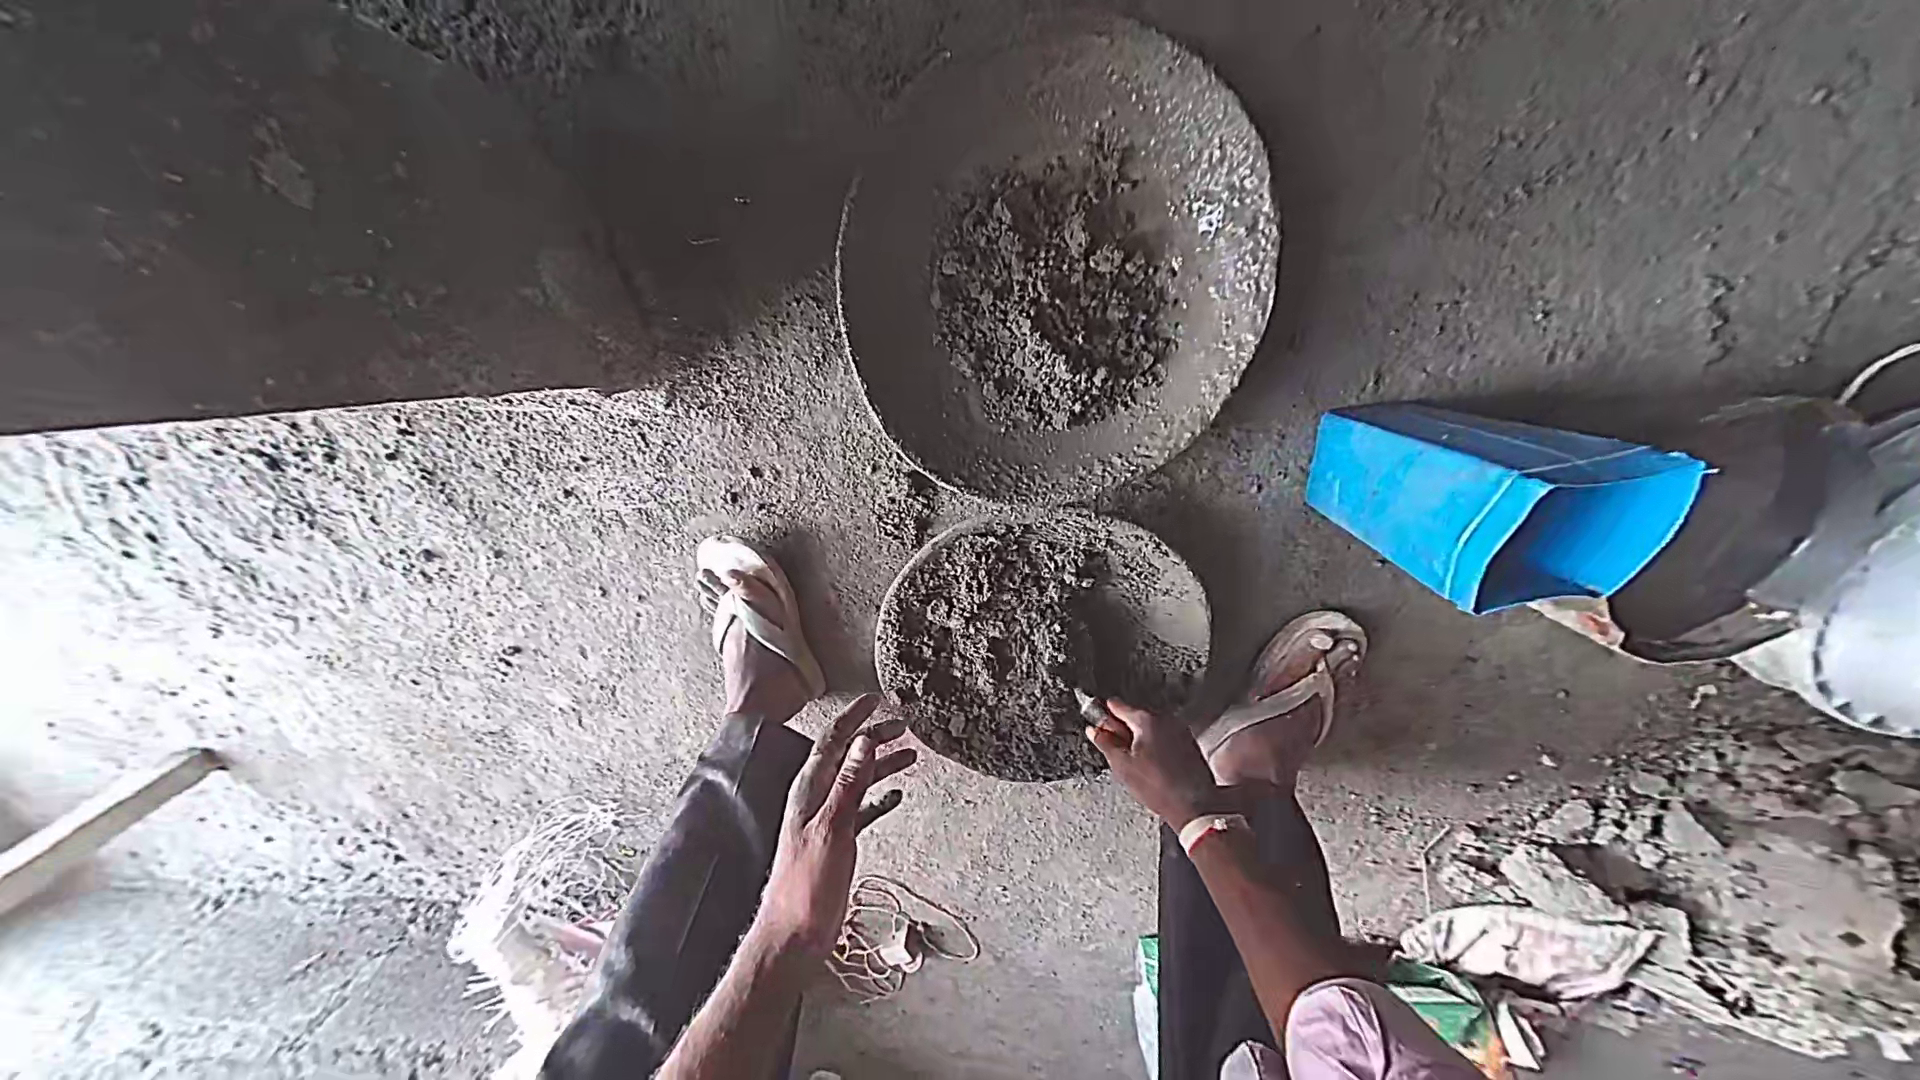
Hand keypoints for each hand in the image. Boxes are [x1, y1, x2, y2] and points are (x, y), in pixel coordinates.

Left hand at [754, 694, 917, 957]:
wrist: (795, 933)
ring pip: (859, 779)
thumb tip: (863, 742)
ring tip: (909, 753)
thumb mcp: (832, 827)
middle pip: (850, 755)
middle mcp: (818, 797)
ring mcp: (828, 817)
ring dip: (882, 764)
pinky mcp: (838, 838)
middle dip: (874, 736)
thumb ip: (848, 783)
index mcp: (811, 788)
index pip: (833, 740)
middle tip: (902, 724)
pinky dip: (880, 797)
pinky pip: (863, 807)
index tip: (874, 700)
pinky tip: (896, 795)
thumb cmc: (806, 884)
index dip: (853, 717)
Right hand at [1085, 699, 1228, 826]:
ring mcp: (1179, 731)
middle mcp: (1165, 720)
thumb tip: (1094, 730)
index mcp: (1146, 720)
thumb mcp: (1122, 765)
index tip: (1098, 723)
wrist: (1193, 807)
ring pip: (1150, 727)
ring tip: (1133, 760)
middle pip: (1135, 715)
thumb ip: (1105, 742)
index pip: (1118, 705)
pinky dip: (1155, 744)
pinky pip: (1164, 736)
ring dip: (1139, 737)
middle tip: (1114, 747)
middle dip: (1122, 728)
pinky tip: (1151, 764)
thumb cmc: (1159, 787)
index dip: (1104, 714)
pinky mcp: (1189, 744)